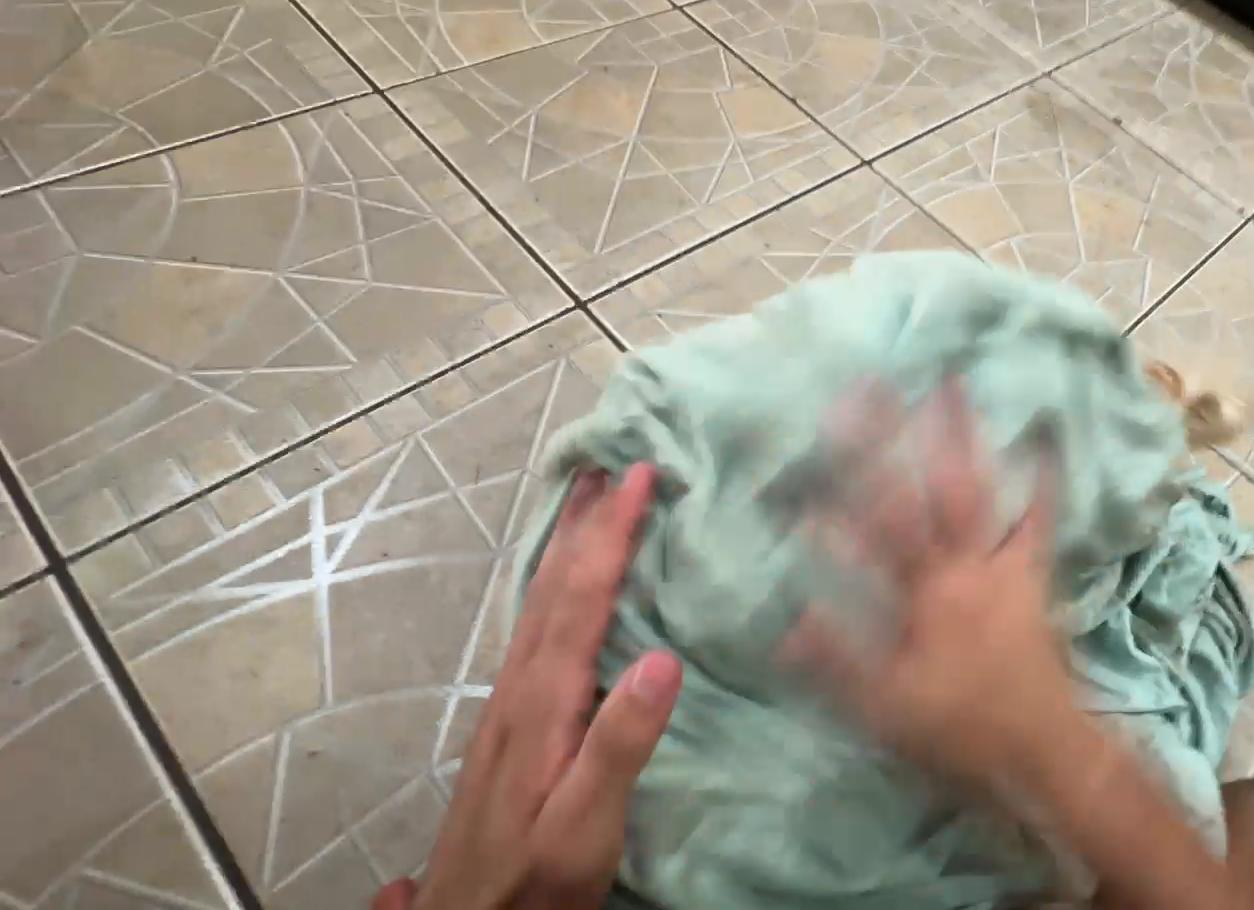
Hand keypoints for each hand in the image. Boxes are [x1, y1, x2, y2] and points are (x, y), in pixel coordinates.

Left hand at [373, 465, 682, 909]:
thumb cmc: (535, 882)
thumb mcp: (584, 827)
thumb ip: (618, 745)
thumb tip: (662, 659)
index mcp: (544, 702)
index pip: (582, 598)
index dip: (611, 534)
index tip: (639, 476)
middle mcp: (522, 686)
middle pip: (553, 584)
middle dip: (583, 519)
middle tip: (608, 463)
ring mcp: (514, 698)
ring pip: (540, 599)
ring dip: (566, 542)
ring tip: (587, 499)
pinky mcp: (517, 713)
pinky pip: (538, 623)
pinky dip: (555, 580)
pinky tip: (566, 577)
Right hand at [784, 382, 1081, 787]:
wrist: (1041, 748)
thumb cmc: (958, 727)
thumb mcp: (885, 708)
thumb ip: (836, 661)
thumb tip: (787, 619)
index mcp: (922, 594)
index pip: (873, 529)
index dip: (843, 482)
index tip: (817, 437)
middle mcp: (960, 564)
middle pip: (924, 488)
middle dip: (897, 434)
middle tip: (877, 382)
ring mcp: (1000, 562)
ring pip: (980, 489)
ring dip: (964, 435)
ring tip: (953, 383)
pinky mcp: (1030, 571)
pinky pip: (1038, 521)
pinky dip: (1043, 481)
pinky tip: (1048, 440)